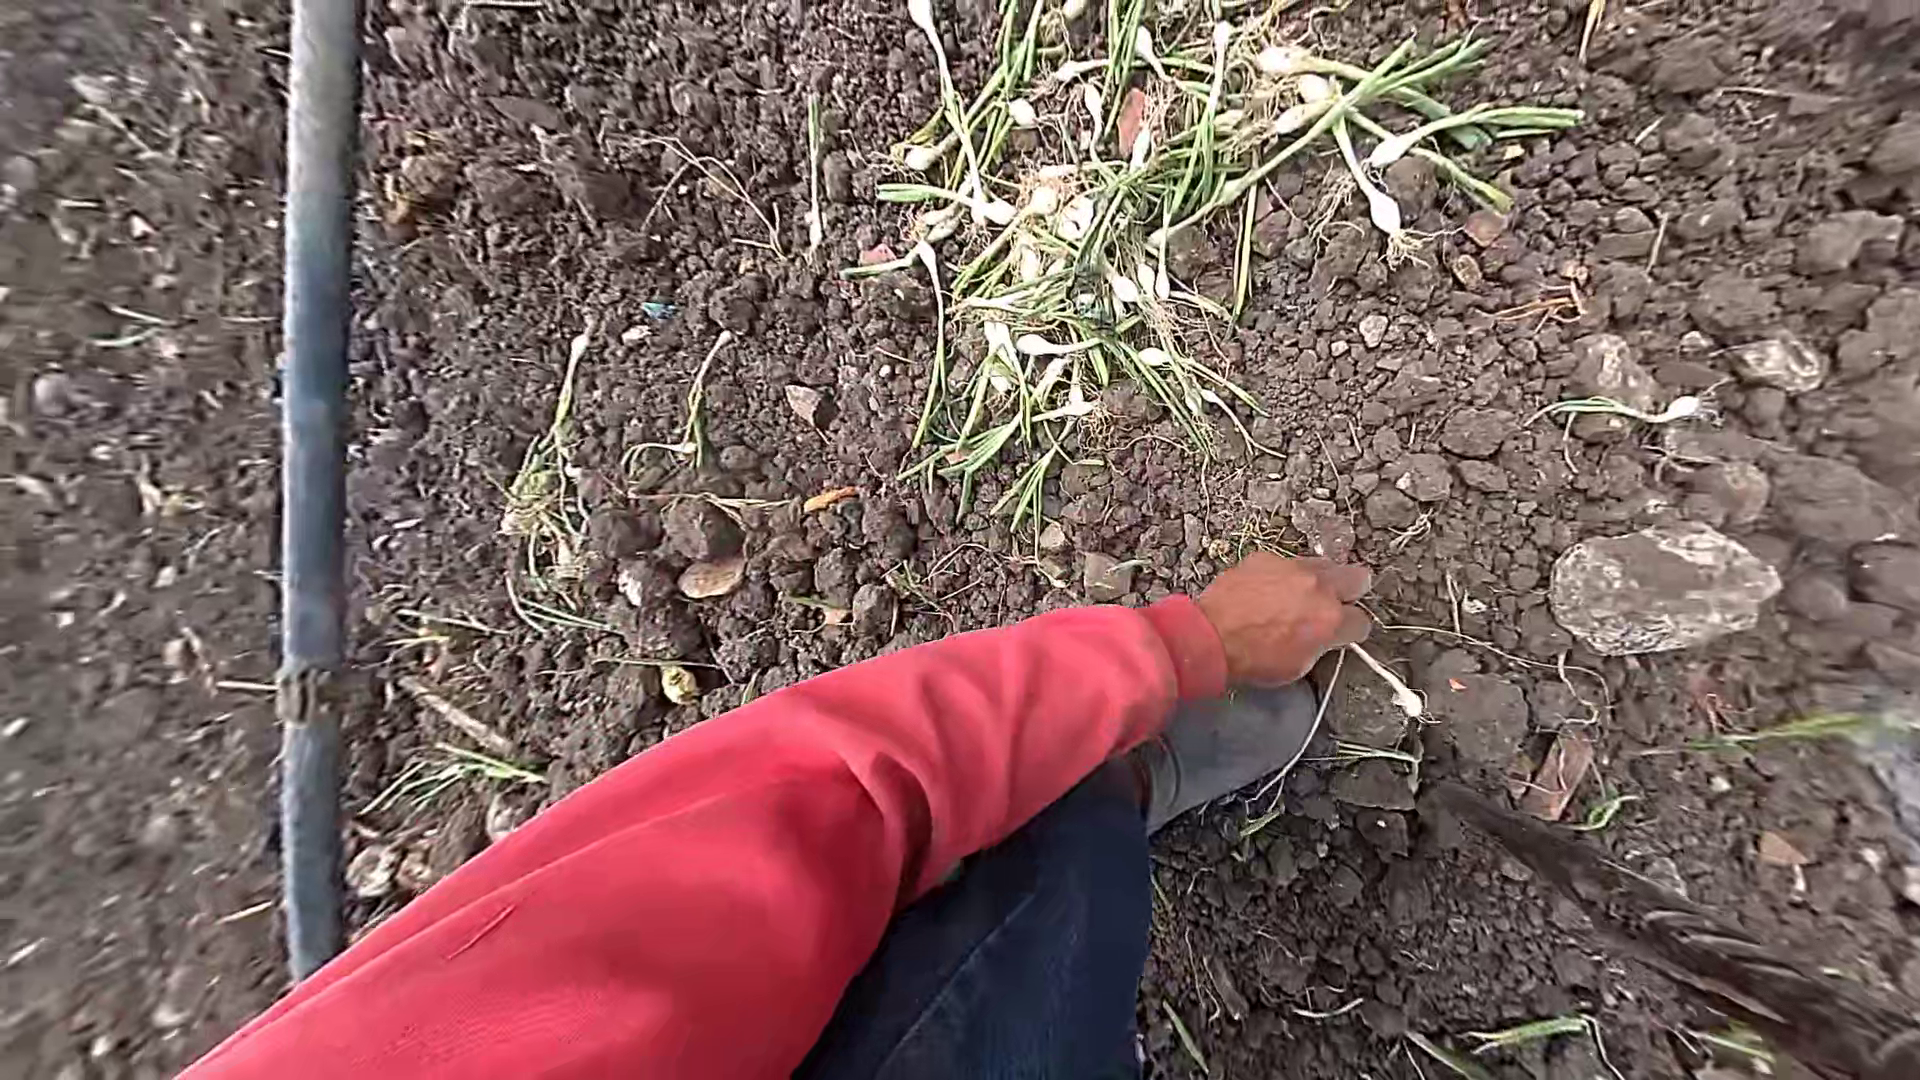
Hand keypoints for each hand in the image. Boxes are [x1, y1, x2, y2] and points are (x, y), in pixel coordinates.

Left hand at [1194, 553, 1372, 684]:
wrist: (1209, 635)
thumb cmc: (1249, 658)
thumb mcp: (1298, 665)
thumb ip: (1321, 644)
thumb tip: (1323, 636)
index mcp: (1331, 620)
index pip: (1361, 621)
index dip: (1348, 629)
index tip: (1337, 632)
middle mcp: (1318, 587)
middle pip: (1356, 578)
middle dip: (1348, 592)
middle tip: (1330, 603)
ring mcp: (1291, 568)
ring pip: (1322, 565)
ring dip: (1315, 579)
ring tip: (1295, 595)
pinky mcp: (1265, 558)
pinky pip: (1284, 562)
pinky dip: (1280, 574)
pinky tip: (1265, 588)